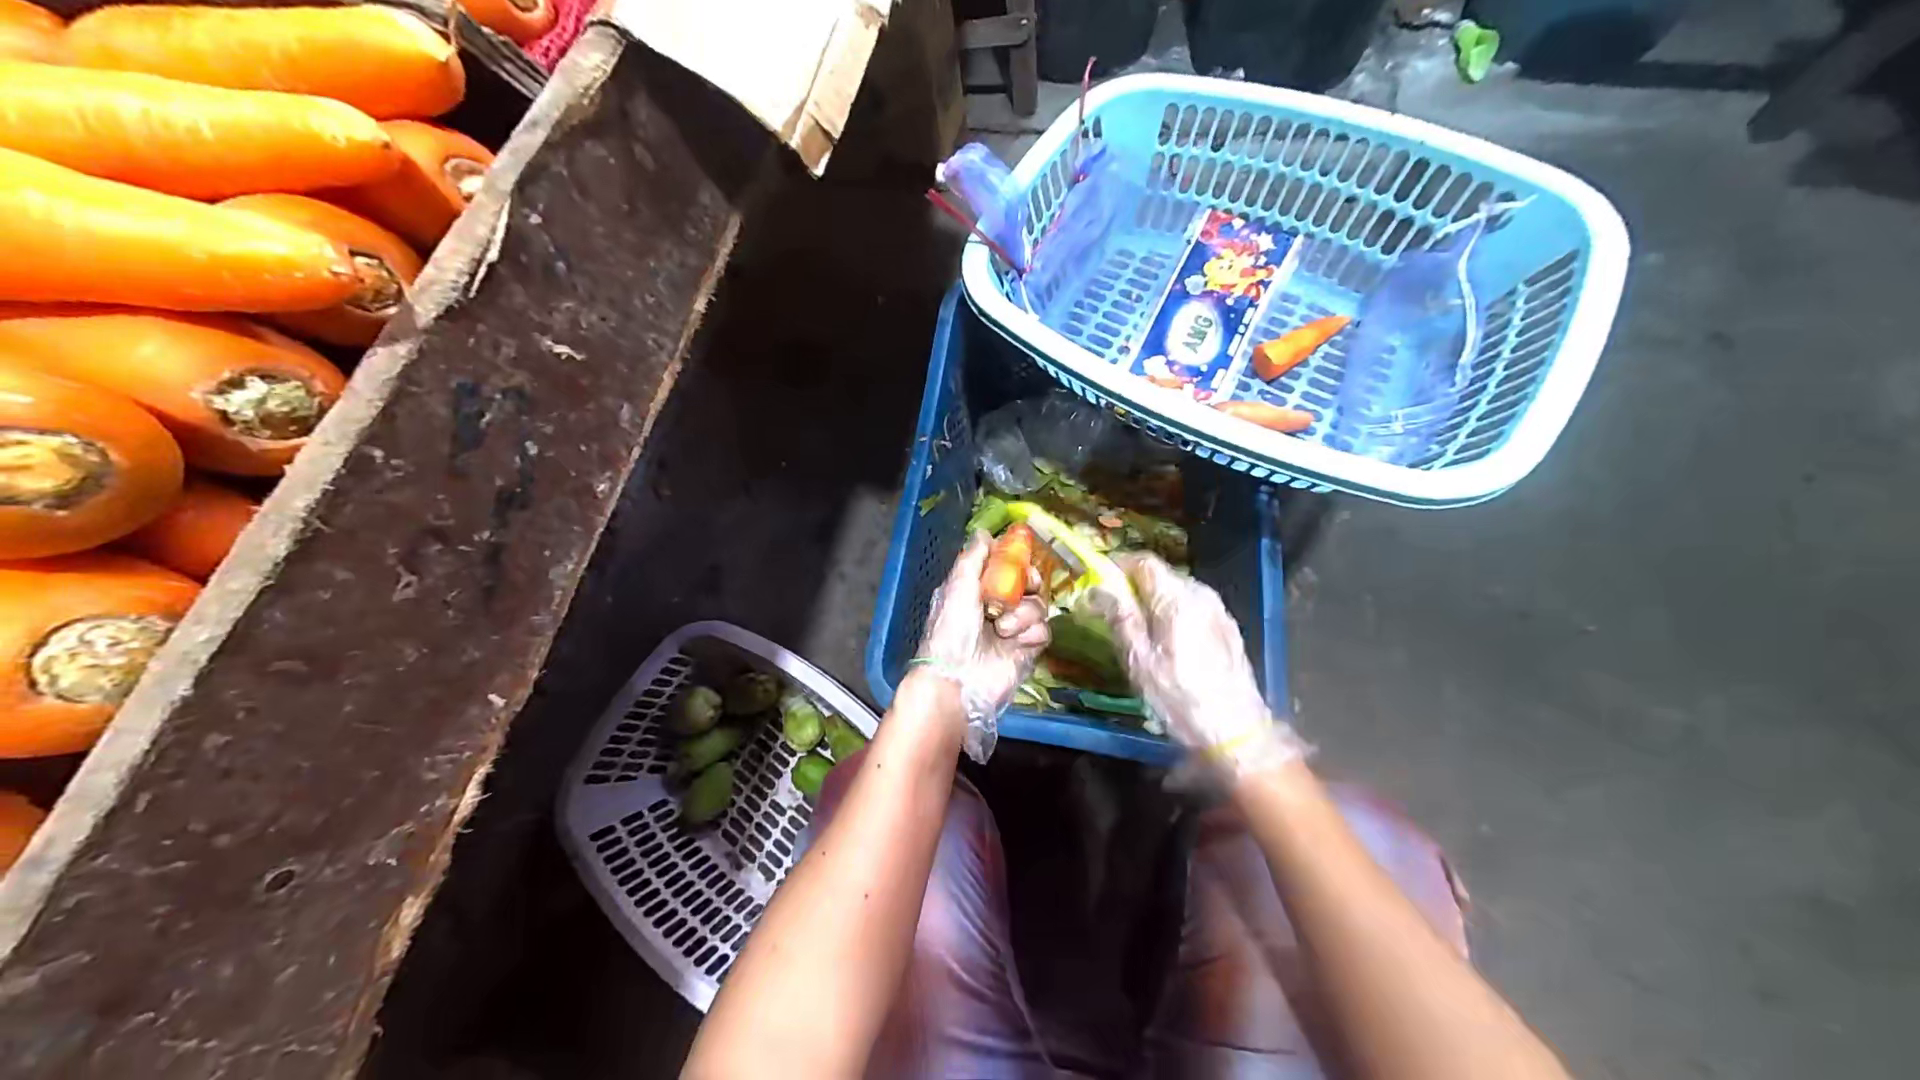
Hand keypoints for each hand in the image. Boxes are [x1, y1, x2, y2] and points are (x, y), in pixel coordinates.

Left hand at [913, 530, 1049, 759]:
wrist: (958, 680)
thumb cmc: (951, 630)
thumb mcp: (958, 587)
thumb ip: (973, 558)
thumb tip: (984, 532)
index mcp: (976, 591)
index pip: (1005, 568)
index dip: (1015, 562)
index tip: (1018, 560)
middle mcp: (997, 608)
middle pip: (1028, 584)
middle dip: (1028, 583)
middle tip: (1023, 588)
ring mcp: (1014, 630)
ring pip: (1038, 606)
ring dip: (1024, 613)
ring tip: (1003, 628)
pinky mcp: (1027, 651)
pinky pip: (1043, 631)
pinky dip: (1031, 633)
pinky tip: (1015, 642)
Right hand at [1095, 553, 1306, 776]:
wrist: (1235, 731)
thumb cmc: (1179, 696)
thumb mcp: (1139, 659)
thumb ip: (1120, 616)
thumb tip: (1098, 587)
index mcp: (1177, 599)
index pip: (1143, 562)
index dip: (1117, 567)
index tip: (1097, 585)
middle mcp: (1201, 595)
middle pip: (1160, 576)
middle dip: (1132, 587)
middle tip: (1111, 612)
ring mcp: (1218, 610)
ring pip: (1176, 592)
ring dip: (1152, 602)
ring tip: (1137, 631)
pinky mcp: (1227, 627)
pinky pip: (1192, 607)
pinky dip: (1172, 614)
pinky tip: (1166, 643)